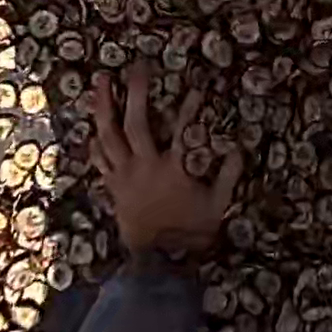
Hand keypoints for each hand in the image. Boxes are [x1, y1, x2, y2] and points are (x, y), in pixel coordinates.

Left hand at [91, 63, 241, 256]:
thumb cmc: (190, 232)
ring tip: (101, 81)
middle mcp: (144, 167)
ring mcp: (124, 176)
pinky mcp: (112, 187)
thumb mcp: (217, 205)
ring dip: (104, 106)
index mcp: (171, 169)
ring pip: (109, 136)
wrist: (160, 264)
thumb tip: (238, 147)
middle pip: (136, 123)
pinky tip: (93, 130)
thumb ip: (228, 175)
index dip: (190, 106)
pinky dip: (96, 144)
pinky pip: (100, 161)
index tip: (197, 87)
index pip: (181, 128)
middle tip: (136, 67)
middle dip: (136, 92)